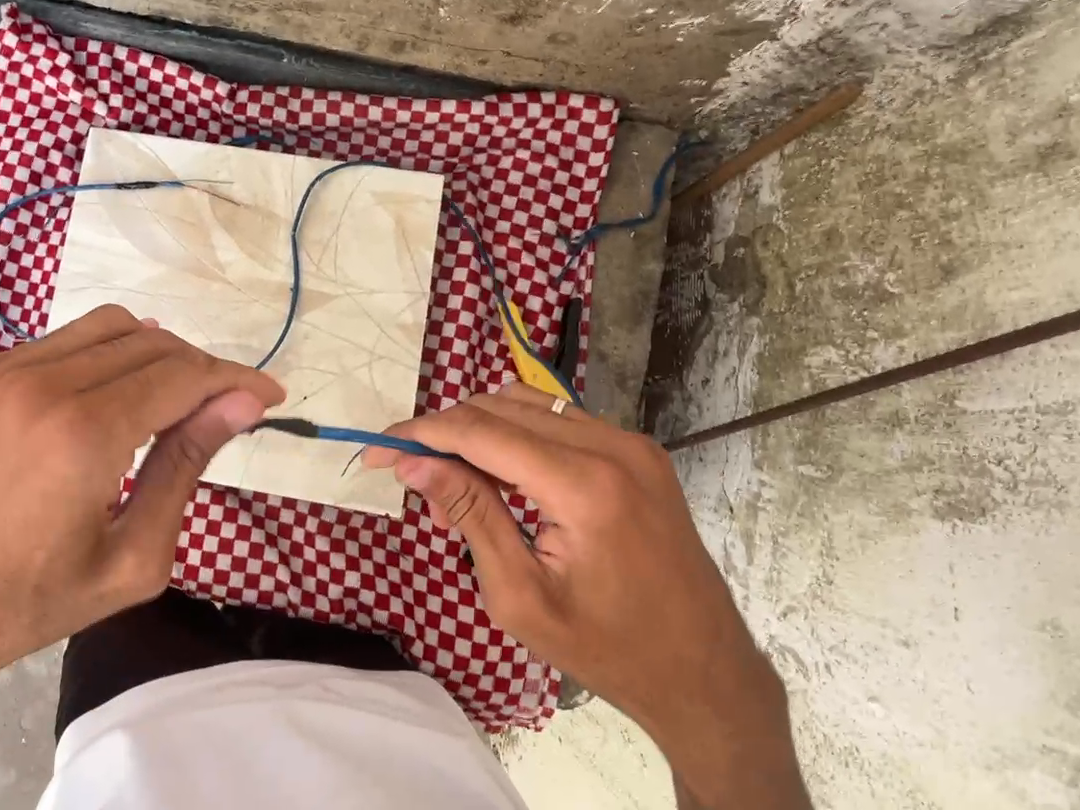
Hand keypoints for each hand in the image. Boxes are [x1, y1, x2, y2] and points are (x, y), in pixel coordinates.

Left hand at [0, 305, 281, 809]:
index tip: (269, 394)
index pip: (181, 375)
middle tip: (222, 408)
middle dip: (198, 367)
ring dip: (154, 353)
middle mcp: (41, 382)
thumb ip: (187, 467)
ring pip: (108, 326)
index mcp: (83, 434)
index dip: (233, 379)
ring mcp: (3, 369)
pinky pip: (63, 341)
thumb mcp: (133, 557)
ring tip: (172, 401)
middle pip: (151, 339)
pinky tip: (111, 401)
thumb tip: (239, 404)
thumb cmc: (33, 600)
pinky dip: (104, 357)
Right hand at [366, 383, 808, 809]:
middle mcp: (612, 445)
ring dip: (476, 433)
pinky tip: (500, 480)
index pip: (478, 431)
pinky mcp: (638, 451)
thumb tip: (412, 462)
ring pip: (525, 406)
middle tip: (415, 487)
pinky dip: (514, 437)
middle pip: (497, 409)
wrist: (705, 674)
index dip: (419, 435)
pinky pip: (557, 420)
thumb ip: (468, 515)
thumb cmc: (608, 650)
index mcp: (585, 484)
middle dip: (443, 437)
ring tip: (456, 488)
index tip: (374, 452)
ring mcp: (631, 443)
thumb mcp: (521, 596)